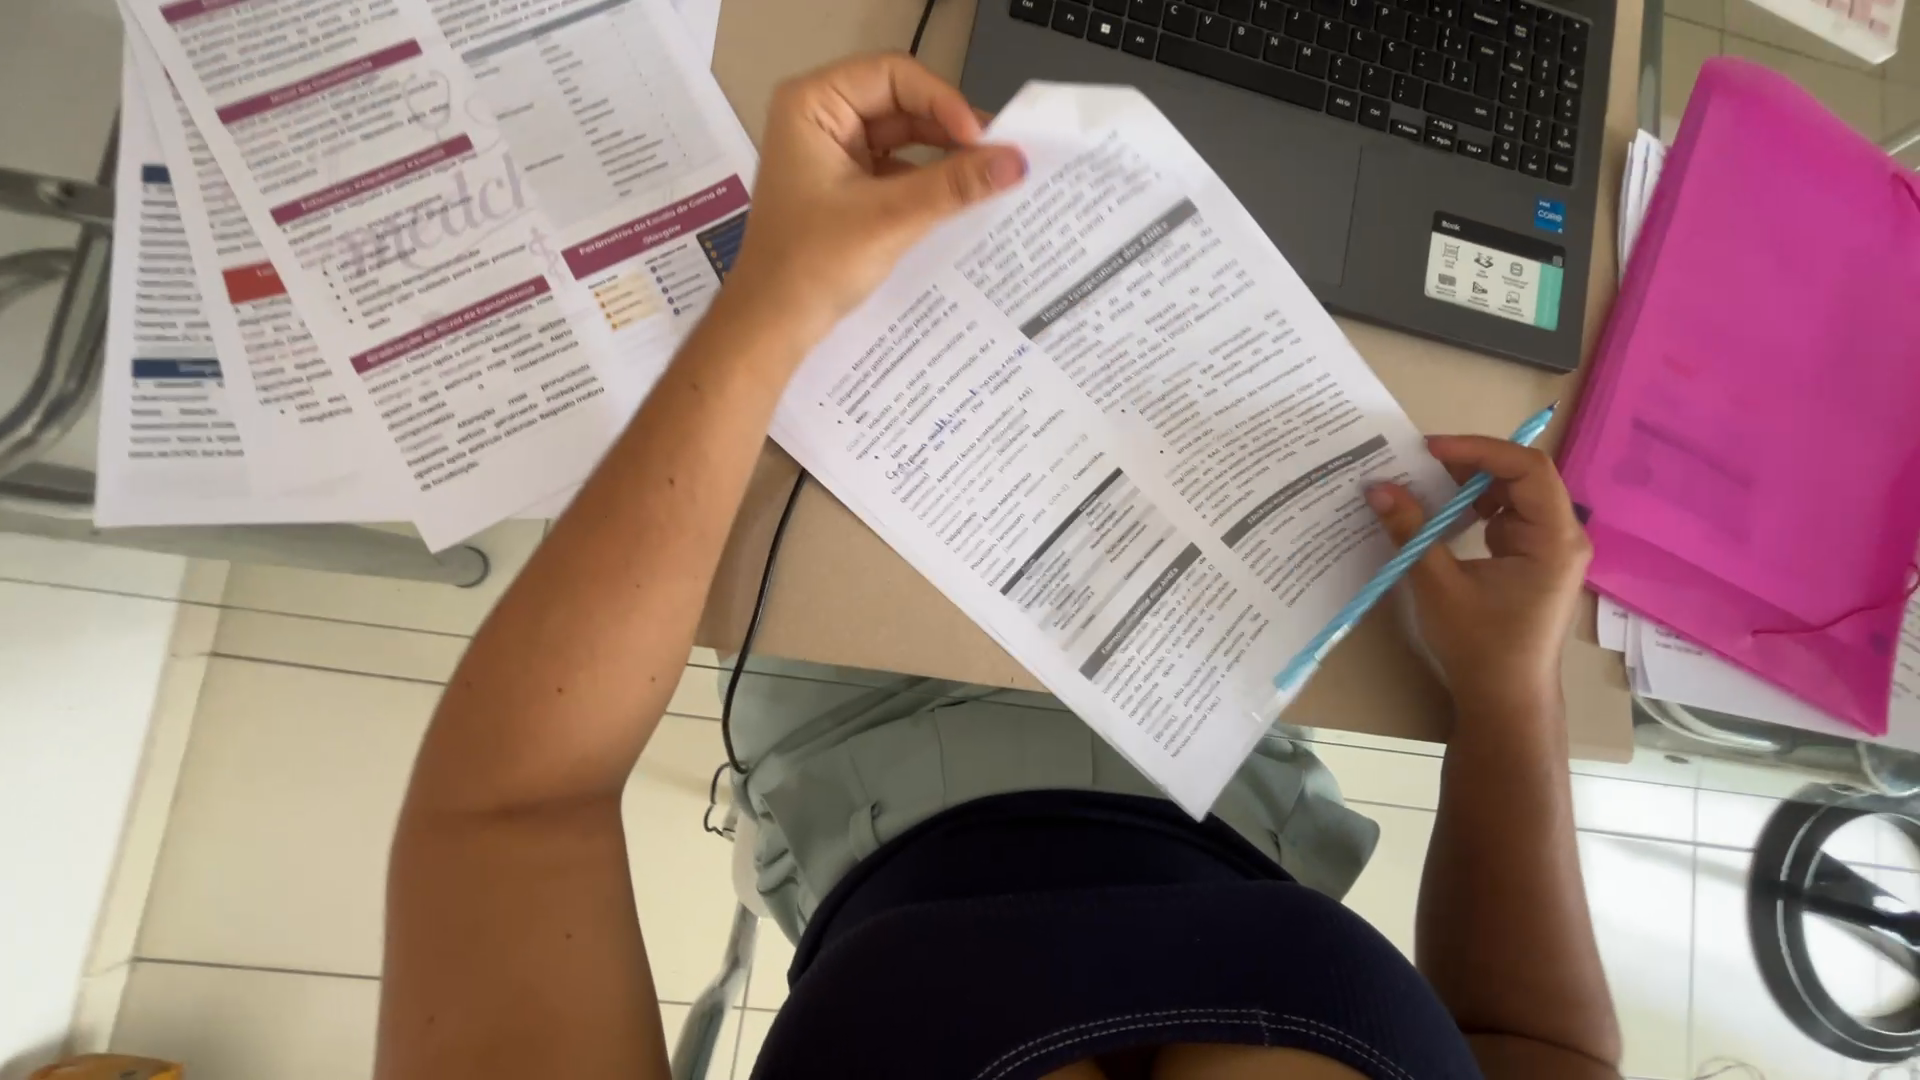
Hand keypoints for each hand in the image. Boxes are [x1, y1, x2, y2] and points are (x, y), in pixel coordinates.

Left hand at [725, 53, 1027, 340]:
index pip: (893, 76)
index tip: (980, 140)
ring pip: (903, 141)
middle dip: (948, 131)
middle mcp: (821, 121)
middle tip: (996, 158)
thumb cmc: (810, 266)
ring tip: (986, 180)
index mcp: (812, 105)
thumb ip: (953, 187)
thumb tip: (1014, 162)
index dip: (942, 102)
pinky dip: (927, 185)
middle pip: (901, 105)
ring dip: (943, 160)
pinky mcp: (846, 192)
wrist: (773, 324)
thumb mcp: (888, 219)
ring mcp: (833, 158)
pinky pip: (896, 174)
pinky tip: (958, 202)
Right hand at [1366, 436, 1592, 714]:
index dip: (1479, 450)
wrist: (1503, 696)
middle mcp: (1559, 535)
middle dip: (1468, 463)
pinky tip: (1436, 512)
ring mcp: (1544, 547)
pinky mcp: (1527, 560)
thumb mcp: (1437, 584)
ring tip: (1420, 481)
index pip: (1528, 470)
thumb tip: (1377, 488)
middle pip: (1520, 477)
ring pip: (1509, 495)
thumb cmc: (1479, 643)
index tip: (1428, 449)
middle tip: (1416, 461)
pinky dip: (1469, 508)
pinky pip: (1501, 517)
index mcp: (1553, 538)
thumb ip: (1410, 531)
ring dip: (1466, 485)